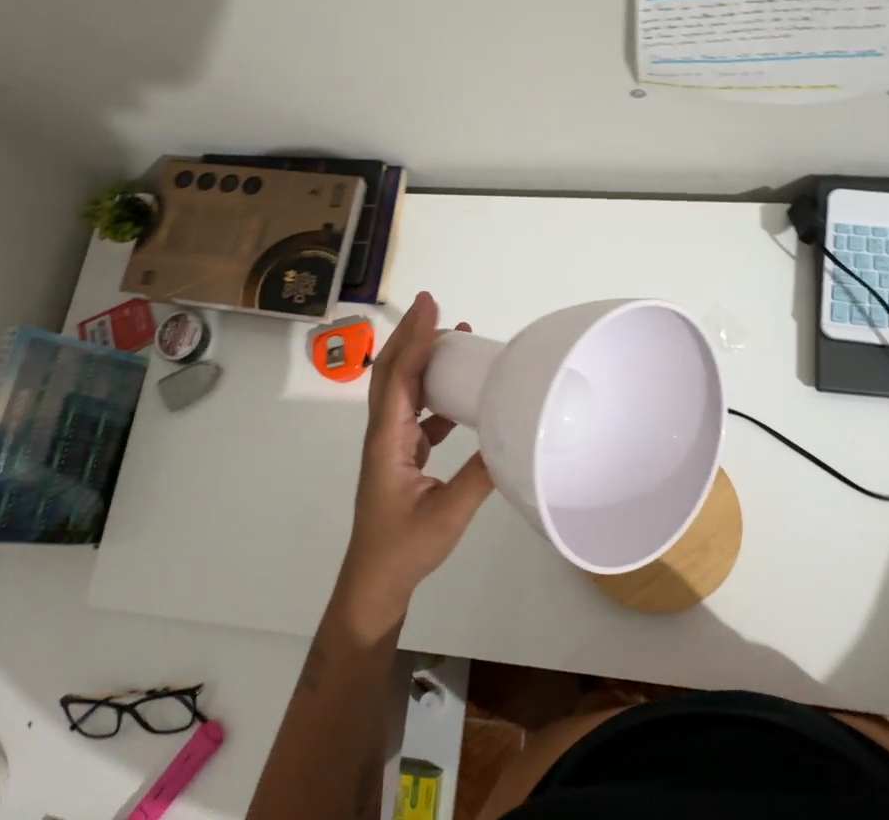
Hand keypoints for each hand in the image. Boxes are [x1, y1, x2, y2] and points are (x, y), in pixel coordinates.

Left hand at [334, 292, 493, 638]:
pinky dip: (434, 394)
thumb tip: (512, 438)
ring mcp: (391, 446)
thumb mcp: (447, 515)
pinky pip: (416, 413)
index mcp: (388, 441)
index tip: (431, 306)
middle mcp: (384, 435)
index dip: (416, 339)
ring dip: (423, 361)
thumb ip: (480, 477)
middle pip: (392, 372)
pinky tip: (460, 394)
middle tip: (435, 305)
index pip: (399, 377)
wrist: (376, 581)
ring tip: (453, 340)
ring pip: (402, 390)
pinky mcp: (402, 458)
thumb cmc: (404, 549)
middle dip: (411, 335)